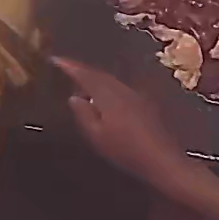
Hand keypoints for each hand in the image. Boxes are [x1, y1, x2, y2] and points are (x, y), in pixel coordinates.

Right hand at [53, 58, 187, 187]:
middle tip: (66, 67)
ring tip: (81, 81)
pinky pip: (119, 87)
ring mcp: (135, 95)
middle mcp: (122, 89)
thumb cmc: (125, 150)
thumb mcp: (97, 136)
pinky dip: (106, 86)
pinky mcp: (144, 103)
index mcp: (108, 95)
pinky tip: (103, 96)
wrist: (162, 160)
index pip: (85, 75)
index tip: (55, 59)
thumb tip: (73, 97)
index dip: (70, 67)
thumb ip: (83, 114)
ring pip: (110, 80)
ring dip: (94, 77)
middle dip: (82, 69)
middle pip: (99, 74)